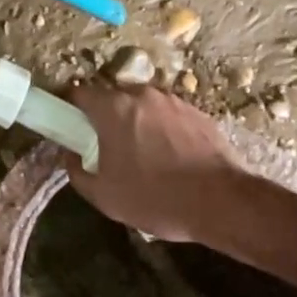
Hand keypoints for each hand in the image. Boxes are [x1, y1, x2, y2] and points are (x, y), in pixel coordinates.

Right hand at [65, 80, 247, 242]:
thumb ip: (77, 171)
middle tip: (110, 147)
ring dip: (137, 122)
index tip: (72, 127)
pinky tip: (174, 158)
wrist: (225, 204)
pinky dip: (164, 130)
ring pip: (142, 106)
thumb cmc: (157, 197)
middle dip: (106, 117)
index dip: (71, 108)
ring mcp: (171, 101)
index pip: (78, 92)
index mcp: (112, 108)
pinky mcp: (198, 113)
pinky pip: (169, 116)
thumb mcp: (105, 196)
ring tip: (147, 155)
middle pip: (112, 97)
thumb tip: (71, 156)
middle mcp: (140, 95)